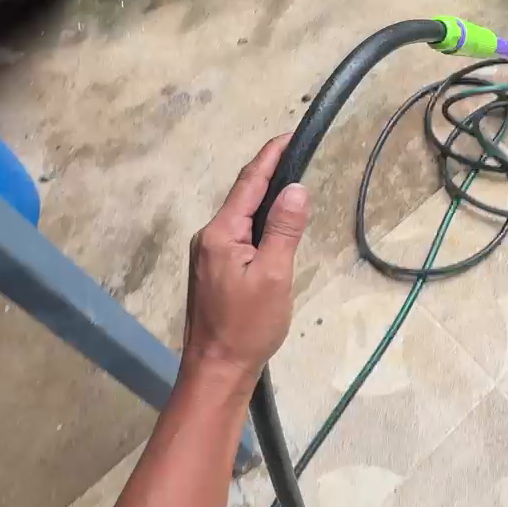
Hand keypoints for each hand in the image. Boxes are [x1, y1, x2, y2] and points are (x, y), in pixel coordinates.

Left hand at [179, 135, 309, 390]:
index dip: (271, 156)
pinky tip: (276, 222)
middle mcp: (209, 236)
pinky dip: (259, 219)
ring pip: (241, 214)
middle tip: (299, 152)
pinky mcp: (214, 269)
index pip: (249, 183)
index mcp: (220, 233)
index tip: (291, 135)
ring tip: (293, 180)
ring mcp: (208, 254)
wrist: (216, 371)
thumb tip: (296, 187)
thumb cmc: (248, 325)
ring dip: (265, 196)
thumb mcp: (274, 275)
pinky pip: (239, 232)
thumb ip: (284, 229)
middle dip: (270, 171)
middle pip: (243, 194)